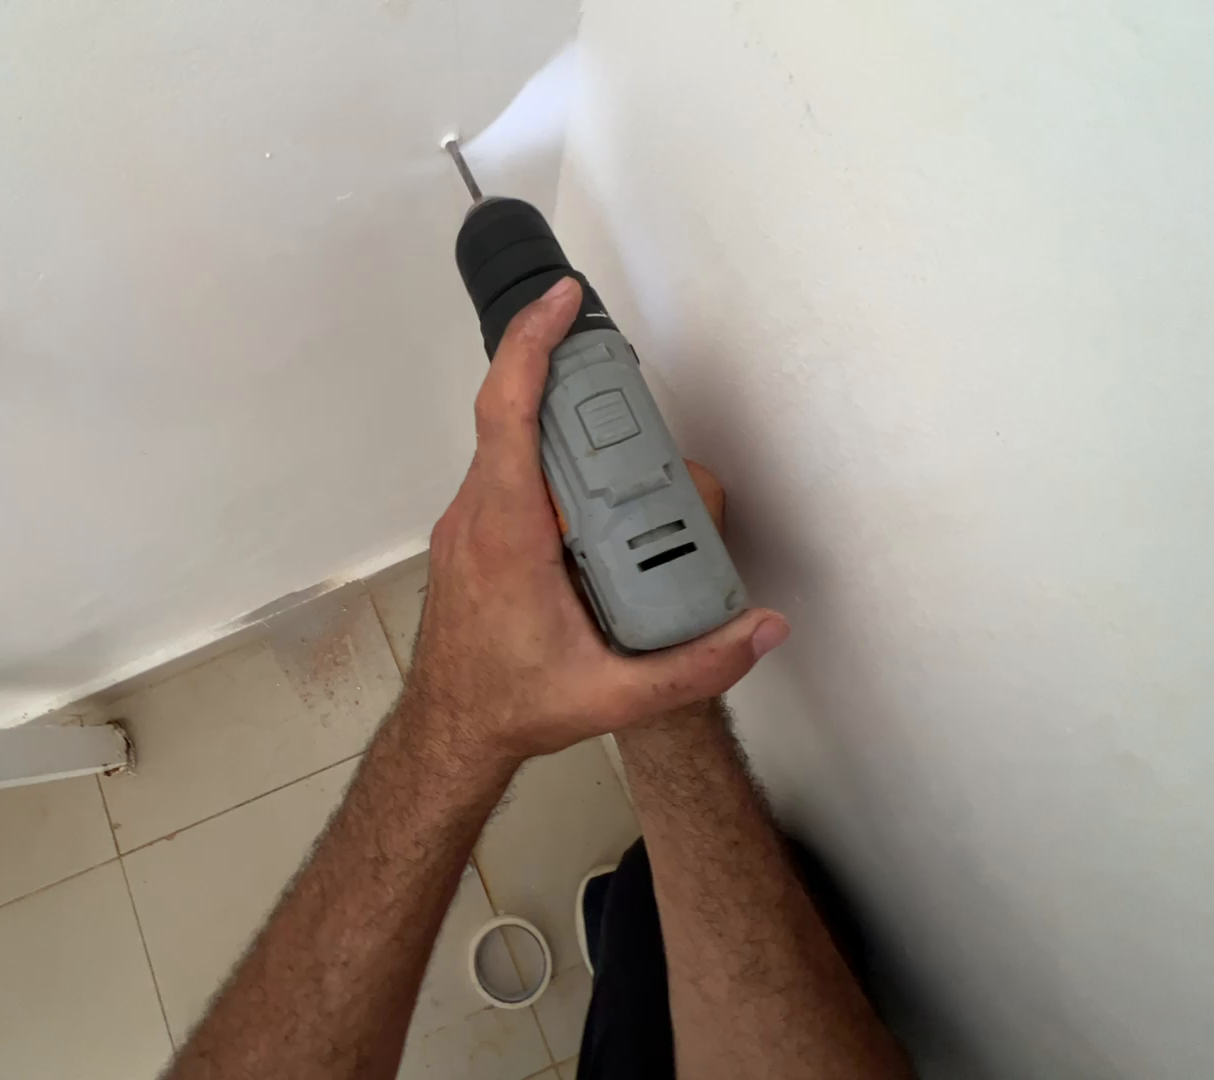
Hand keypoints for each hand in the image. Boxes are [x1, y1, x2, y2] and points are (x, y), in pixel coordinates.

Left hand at [406, 277, 788, 761]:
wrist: (451, 726)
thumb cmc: (512, 705)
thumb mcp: (613, 697)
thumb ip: (696, 667)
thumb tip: (761, 628)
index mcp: (507, 538)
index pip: (506, 416)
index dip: (531, 348)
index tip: (561, 303)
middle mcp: (476, 518)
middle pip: (509, 416)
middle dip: (558, 372)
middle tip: (614, 361)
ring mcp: (465, 524)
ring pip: (504, 445)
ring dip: (551, 419)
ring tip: (611, 423)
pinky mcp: (469, 534)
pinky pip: (500, 472)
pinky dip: (537, 454)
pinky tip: (583, 481)